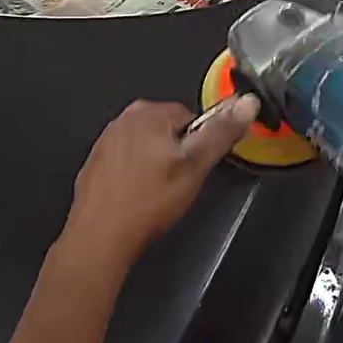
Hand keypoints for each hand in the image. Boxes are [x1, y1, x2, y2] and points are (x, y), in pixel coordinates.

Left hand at [60, 96, 259, 271]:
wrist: (100, 238)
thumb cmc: (147, 202)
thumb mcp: (196, 165)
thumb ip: (222, 132)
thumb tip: (247, 104)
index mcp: (147, 112)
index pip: (190, 116)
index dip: (198, 144)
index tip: (195, 167)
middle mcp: (123, 119)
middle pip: (168, 129)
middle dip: (176, 153)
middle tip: (177, 182)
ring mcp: (106, 141)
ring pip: (147, 146)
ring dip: (155, 164)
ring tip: (156, 194)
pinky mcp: (95, 163)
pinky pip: (127, 162)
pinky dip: (135, 176)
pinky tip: (138, 198)